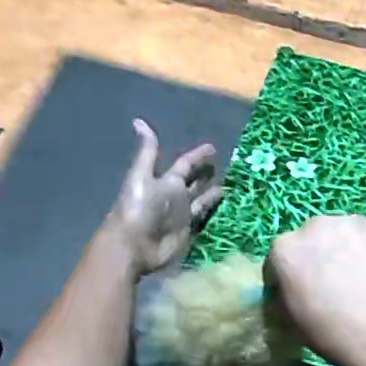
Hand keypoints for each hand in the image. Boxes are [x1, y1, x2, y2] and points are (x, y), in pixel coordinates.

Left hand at [107, 119, 220, 275]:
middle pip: (194, 182)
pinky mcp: (188, 233)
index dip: (198, 156)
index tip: (212, 148)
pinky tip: (227, 207)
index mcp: (166, 180)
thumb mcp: (141, 176)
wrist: (134, 245)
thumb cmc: (137, 209)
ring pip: (202, 200)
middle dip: (207, 174)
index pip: (185, 164)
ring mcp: (183, 215)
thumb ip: (148, 152)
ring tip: (232, 185)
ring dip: (214, 193)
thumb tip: (139, 121)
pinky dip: (214, 213)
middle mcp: (176, 196)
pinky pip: (204, 220)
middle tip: (225, 165)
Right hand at [265, 215, 365, 365]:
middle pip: (312, 239)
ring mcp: (349, 223)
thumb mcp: (290, 319)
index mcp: (284, 249)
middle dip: (319, 256)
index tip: (301, 291)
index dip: (290, 276)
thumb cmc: (329, 331)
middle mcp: (313, 226)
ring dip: (345, 249)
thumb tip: (289, 290)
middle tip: (333, 284)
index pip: (280, 258)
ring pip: (343, 234)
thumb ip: (284, 295)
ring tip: (359, 278)